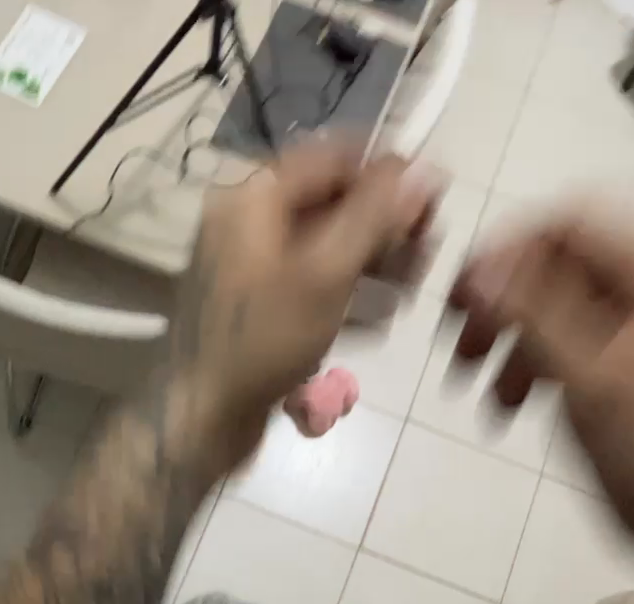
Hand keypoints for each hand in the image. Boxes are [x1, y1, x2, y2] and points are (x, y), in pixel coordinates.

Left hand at [172, 140, 441, 463]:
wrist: (203, 416)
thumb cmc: (265, 341)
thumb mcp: (327, 272)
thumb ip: (375, 215)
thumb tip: (423, 168)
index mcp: (252, 195)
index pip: (331, 156)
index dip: (385, 173)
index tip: (431, 204)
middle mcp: (245, 221)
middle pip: (328, 202)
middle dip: (382, 225)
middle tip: (428, 254)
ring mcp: (248, 267)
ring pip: (321, 248)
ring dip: (370, 262)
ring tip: (412, 288)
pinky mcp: (255, 308)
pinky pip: (306, 285)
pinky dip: (343, 293)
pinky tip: (379, 318)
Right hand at [451, 212, 633, 559]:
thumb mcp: (589, 380)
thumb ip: (531, 315)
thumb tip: (476, 270)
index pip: (570, 224)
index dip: (506, 253)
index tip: (459, 299)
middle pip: (557, 267)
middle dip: (501, 306)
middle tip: (459, 347)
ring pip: (555, 310)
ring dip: (508, 343)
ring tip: (480, 391)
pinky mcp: (628, 366)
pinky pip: (567, 346)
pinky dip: (531, 368)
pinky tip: (510, 407)